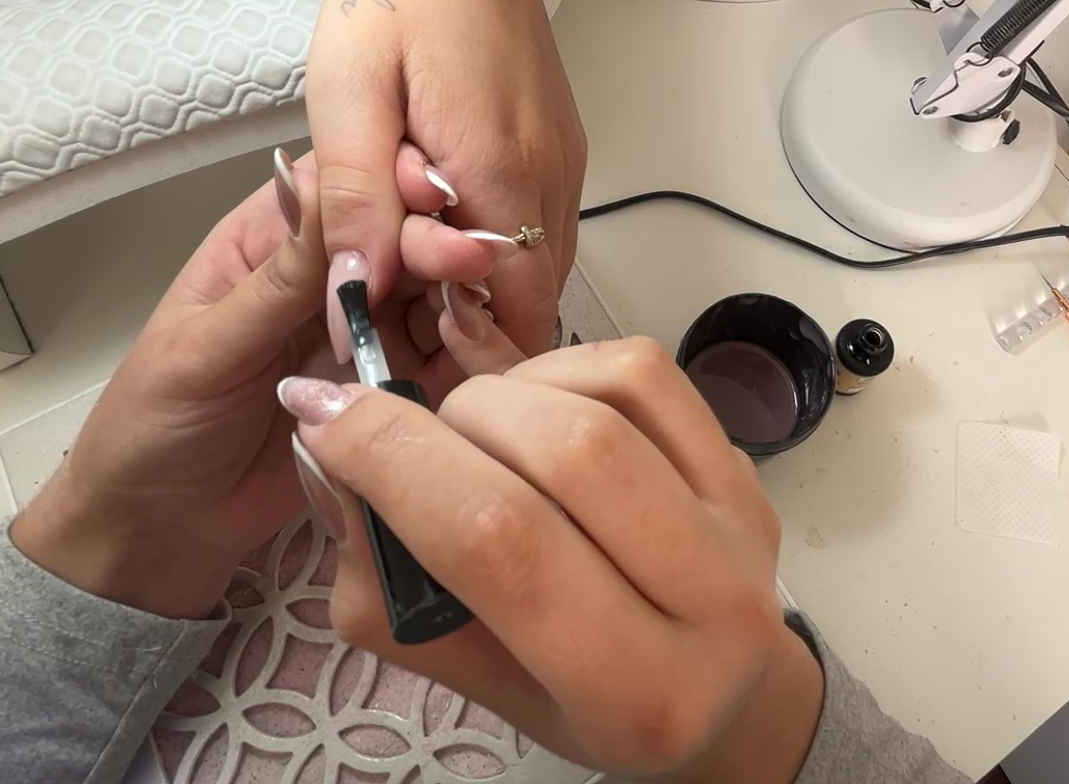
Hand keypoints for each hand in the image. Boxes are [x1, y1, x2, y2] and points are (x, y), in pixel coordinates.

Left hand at [11, 150, 495, 617]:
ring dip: (464, 295)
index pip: (348, 188)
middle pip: (407, 235)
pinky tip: (477, 350)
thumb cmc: (158, 422)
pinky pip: (449, 350)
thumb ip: (280, 282)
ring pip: (440, 288)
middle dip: (440, 244)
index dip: (392, 185)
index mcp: (280, 237)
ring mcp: (376, 323)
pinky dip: (471, 346)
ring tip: (479, 313)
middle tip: (470, 264)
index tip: (429, 199)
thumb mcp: (205, 346)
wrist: (172, 525)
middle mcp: (339, 270)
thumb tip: (341, 198)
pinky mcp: (402, 373)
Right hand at [282, 337, 821, 781]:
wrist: (729, 690)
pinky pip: (648, 371)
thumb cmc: (595, 702)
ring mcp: (738, 515)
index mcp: (634, 691)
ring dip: (516, 386)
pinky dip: (570, 364)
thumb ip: (394, 590)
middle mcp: (709, 598)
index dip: (400, 463)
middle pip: (568, 453)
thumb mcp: (482, 679)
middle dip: (460, 419)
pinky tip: (545, 400)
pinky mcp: (742, 459)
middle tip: (422, 432)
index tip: (326, 418)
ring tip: (486, 422)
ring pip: (613, 396)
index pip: (504, 544)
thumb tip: (334, 451)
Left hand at [306, 0, 584, 370]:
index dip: (474, 354)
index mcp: (502, 172)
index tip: (412, 364)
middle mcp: (553, 178)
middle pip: (537, 298)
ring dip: (490, 293)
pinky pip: (545, 230)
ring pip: (545, 268)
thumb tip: (357, 293)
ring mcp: (566, 164)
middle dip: (480, 331)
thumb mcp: (347, 92)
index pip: (516, 308)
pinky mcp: (562, 150)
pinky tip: (452, 230)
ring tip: (419, 275)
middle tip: (404, 322)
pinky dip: (505, 254)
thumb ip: (354, 200)